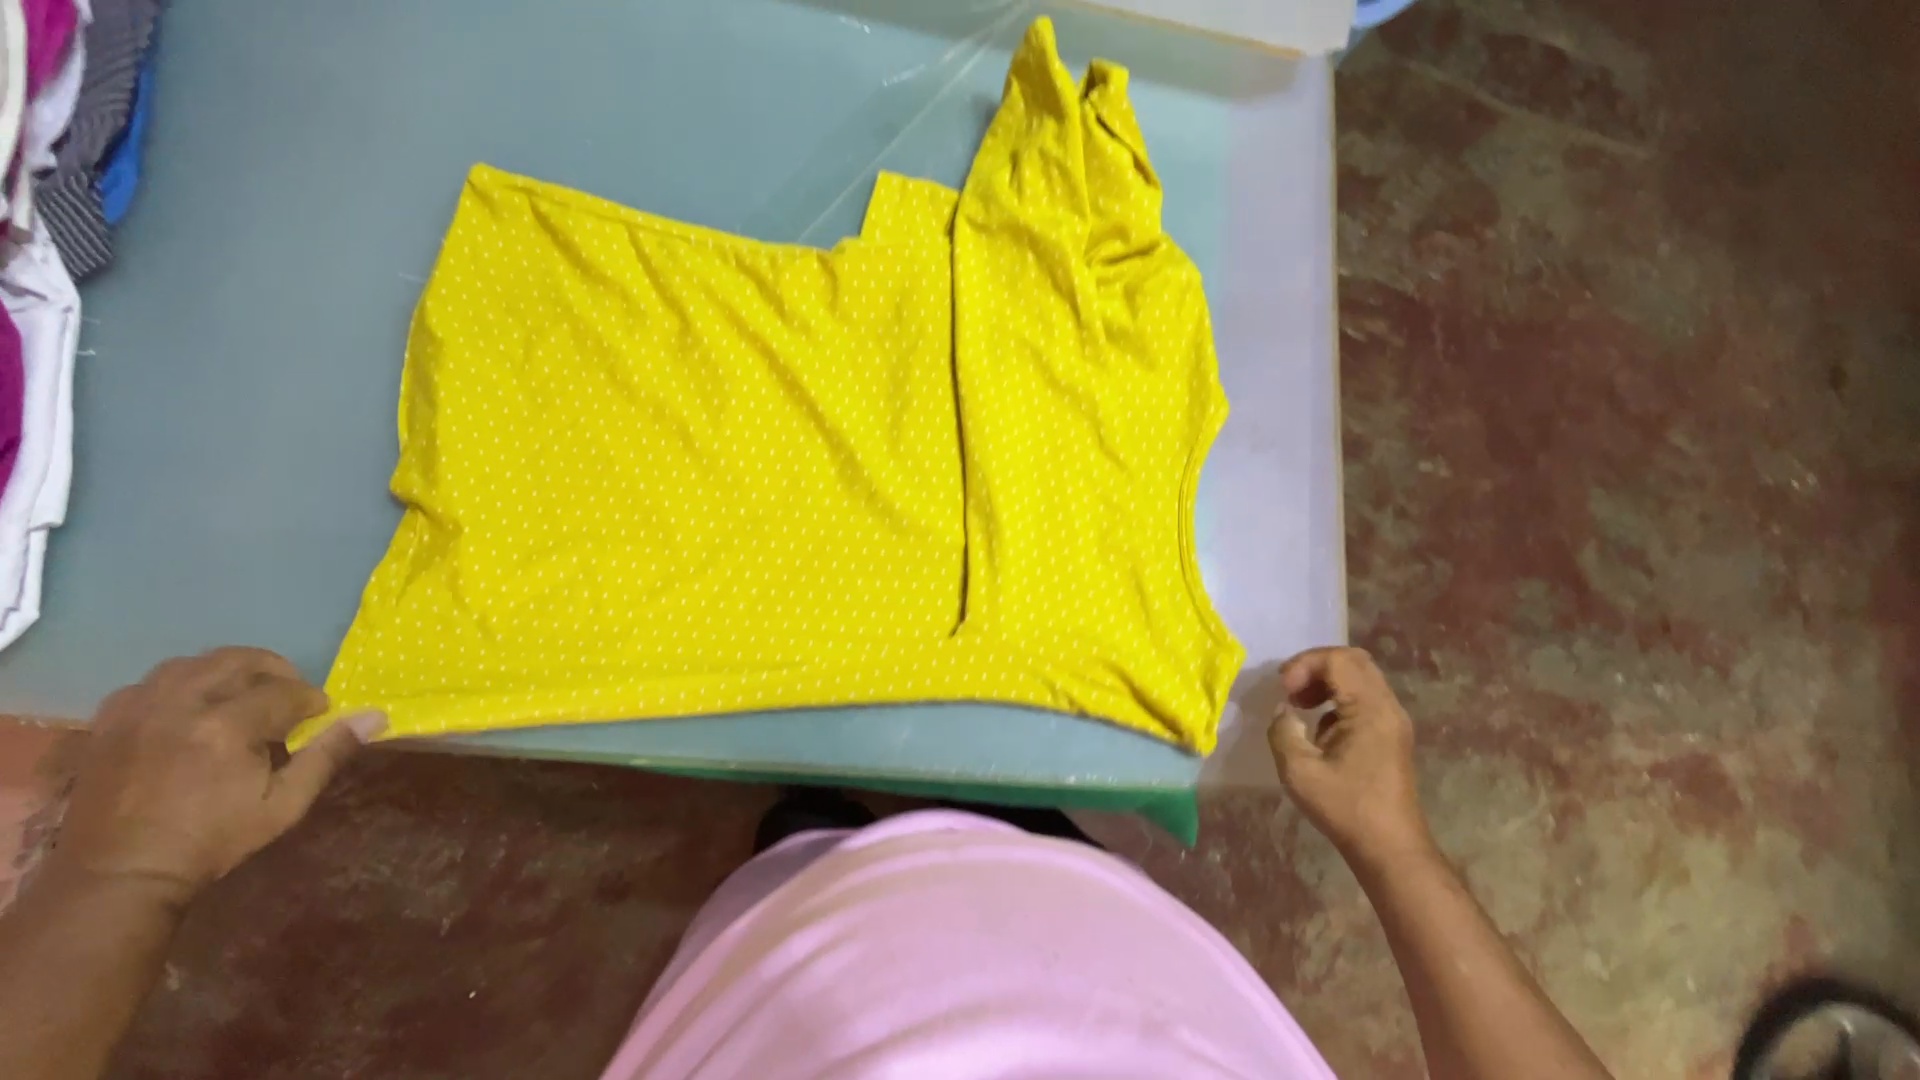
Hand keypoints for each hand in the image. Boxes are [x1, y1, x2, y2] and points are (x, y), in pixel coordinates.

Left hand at [48, 648, 385, 905]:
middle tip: (287, 697)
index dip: (311, 700)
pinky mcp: (109, 724)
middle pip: (237, 661)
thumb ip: (328, 754)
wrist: (121, 874)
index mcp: (227, 727)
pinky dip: (178, 686)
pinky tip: (190, 710)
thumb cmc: (213, 839)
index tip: (319, 716)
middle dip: (274, 672)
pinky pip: (148, 683)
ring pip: (191, 664)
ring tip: (240, 697)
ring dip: (225, 672)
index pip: (285, 690)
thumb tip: (377, 716)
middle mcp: (181, 706)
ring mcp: (138, 712)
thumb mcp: (285, 803)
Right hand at [1268, 646, 1433, 867]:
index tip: (1283, 691)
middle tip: (1290, 690)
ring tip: (1300, 705)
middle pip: (1353, 660)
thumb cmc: (1345, 808)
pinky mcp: (1391, 735)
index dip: (1304, 665)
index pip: (1338, 659)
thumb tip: (1285, 712)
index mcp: (1370, 709)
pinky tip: (1319, 727)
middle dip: (1315, 667)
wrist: (1389, 847)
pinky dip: (1337, 697)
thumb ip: (1283, 730)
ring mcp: (1394, 721)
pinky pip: (1364, 697)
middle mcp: (1388, 707)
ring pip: (1360, 677)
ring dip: (1326, 681)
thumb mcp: (1298, 770)